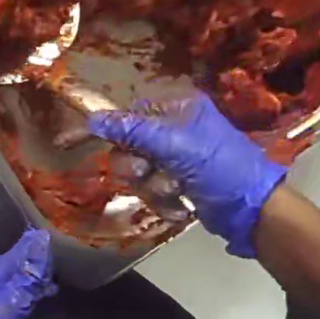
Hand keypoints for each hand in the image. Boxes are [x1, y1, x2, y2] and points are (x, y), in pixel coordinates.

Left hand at [0, 228, 57, 318]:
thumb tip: (42, 239)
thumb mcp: (11, 307)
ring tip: (47, 290)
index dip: (42, 247)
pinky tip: (19, 306)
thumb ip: (27, 277)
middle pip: (13, 263)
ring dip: (24, 282)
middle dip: (35, 265)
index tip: (63, 248)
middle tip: (61, 272)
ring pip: (4, 279)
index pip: (21, 248)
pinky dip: (11, 296)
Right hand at [88, 93, 288, 257]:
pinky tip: (180, 206)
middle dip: (134, 167)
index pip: (126, 114)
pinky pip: (149, 189)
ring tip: (174, 192)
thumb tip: (94, 119)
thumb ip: (132, 131)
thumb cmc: (218, 169)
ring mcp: (176, 157)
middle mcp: (174, 129)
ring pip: (136, 173)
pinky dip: (161, 200)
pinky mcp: (177, 182)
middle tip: (147, 173)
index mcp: (177, 108)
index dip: (101, 129)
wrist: (251, 210)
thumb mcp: (174, 146)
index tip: (67, 143)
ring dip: (150, 187)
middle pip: (126, 147)